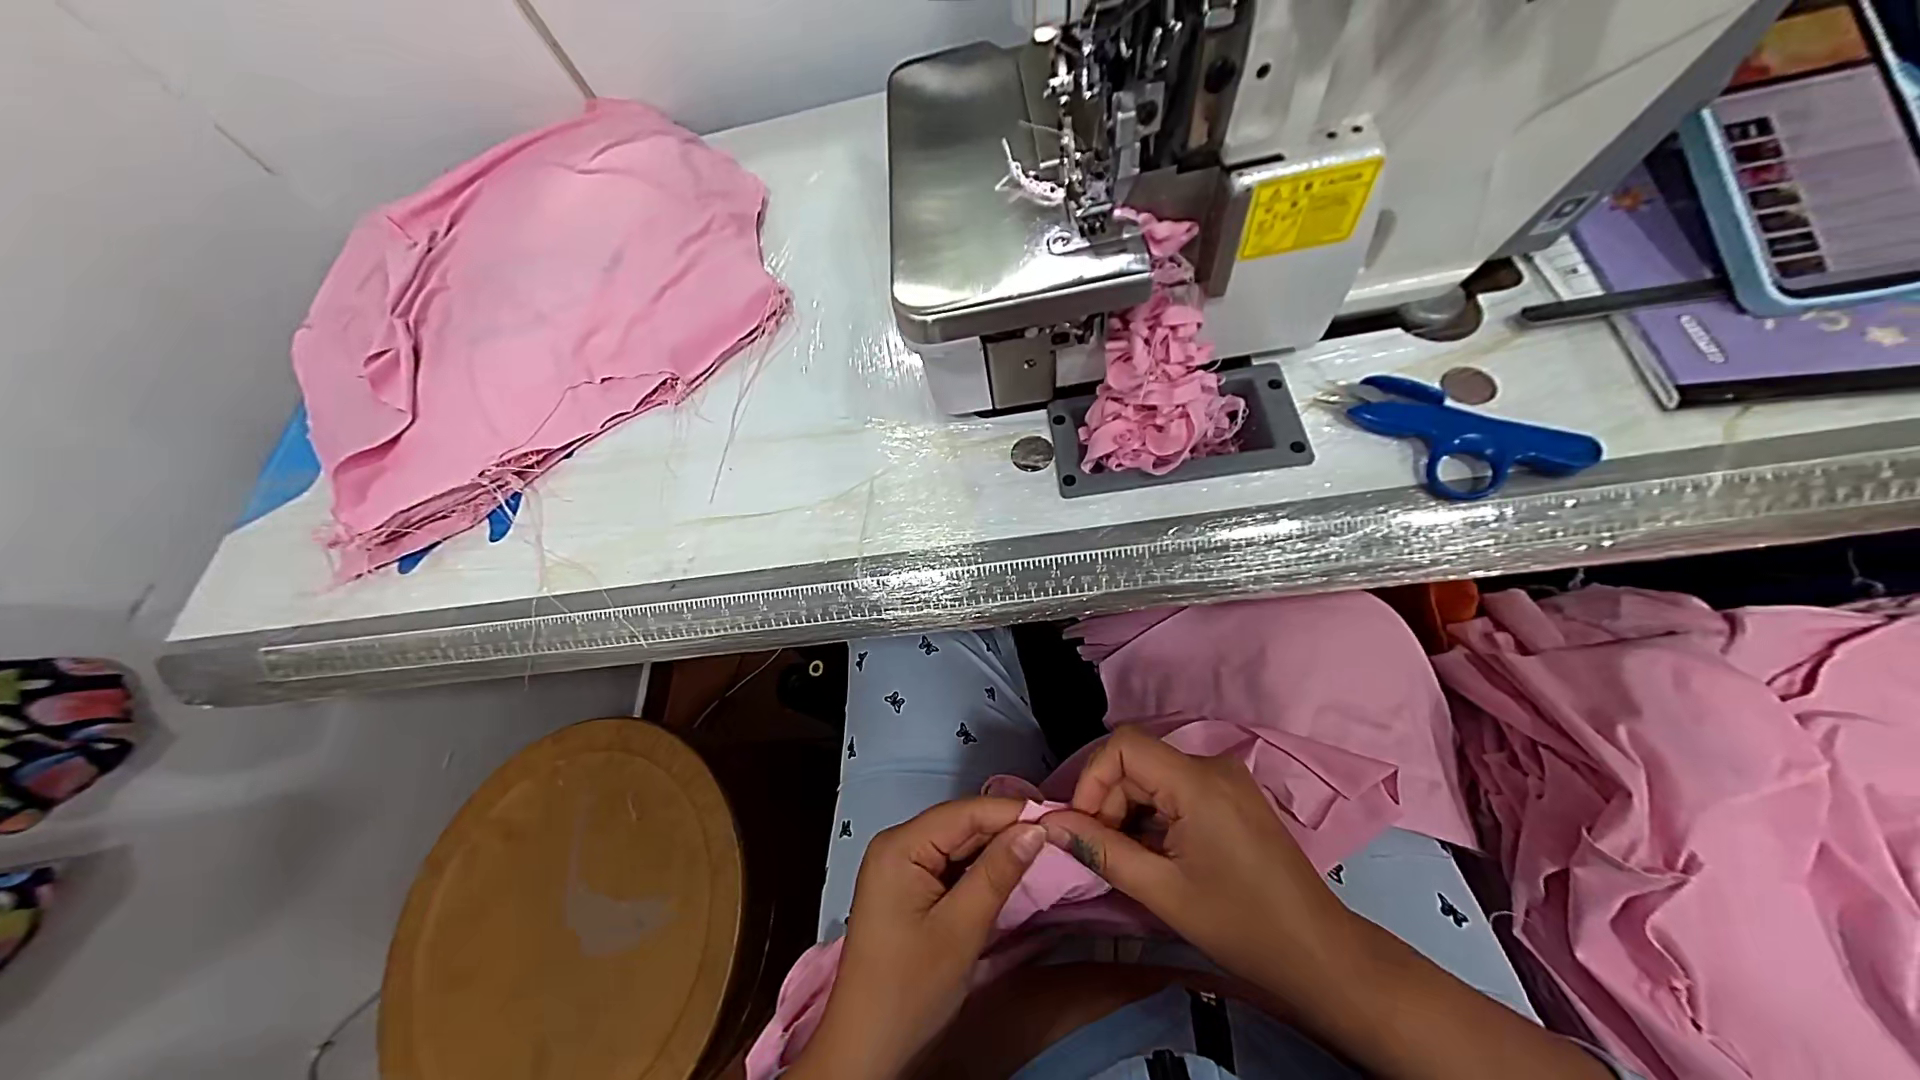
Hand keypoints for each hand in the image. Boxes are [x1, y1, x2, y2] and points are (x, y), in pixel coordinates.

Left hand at [789, 797, 1046, 1079]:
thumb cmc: (908, 991)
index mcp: (900, 846)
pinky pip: (952, 862)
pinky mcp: (909, 885)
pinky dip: (982, 867)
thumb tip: (1034, 829)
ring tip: (1045, 850)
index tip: (1059, 819)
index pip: (966, 812)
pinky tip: (1011, 870)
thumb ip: (997, 873)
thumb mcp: (961, 930)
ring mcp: (901, 864)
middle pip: (962, 823)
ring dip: (999, 847)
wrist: (868, 1048)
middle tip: (1058, 837)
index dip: (1013, 812)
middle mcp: (897, 844)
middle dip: (1008, 829)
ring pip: (960, 842)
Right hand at [1042, 729, 1610, 1079]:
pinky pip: (1176, 788)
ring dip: (1129, 810)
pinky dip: (1153, 814)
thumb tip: (1050, 823)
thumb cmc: (1240, 925)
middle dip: (1108, 801)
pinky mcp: (1232, 796)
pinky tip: (1155, 853)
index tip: (1082, 826)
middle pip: (1137, 761)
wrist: (1321, 956)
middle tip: (1102, 852)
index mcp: (1197, 781)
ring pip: (1153, 775)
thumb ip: (1101, 850)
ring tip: (1129, 858)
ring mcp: (1226, 779)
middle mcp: (1212, 766)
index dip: (1092, 778)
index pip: (1124, 746)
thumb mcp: (1160, 890)